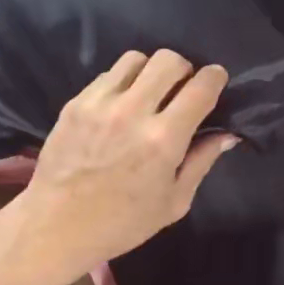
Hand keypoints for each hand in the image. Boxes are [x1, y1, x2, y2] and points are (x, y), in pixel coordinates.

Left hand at [0, 50, 239, 284]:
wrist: (56, 226)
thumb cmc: (122, 223)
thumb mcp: (174, 202)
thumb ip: (201, 161)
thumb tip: (227, 134)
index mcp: (164, 139)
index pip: (201, 87)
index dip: (215, 78)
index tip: (215, 80)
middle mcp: (133, 112)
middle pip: (169, 60)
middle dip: (184, 69)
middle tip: (181, 89)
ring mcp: (100, 103)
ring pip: (136, 59)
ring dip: (150, 72)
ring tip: (148, 93)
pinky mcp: (76, 103)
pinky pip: (107, 75)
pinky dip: (121, 84)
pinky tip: (119, 107)